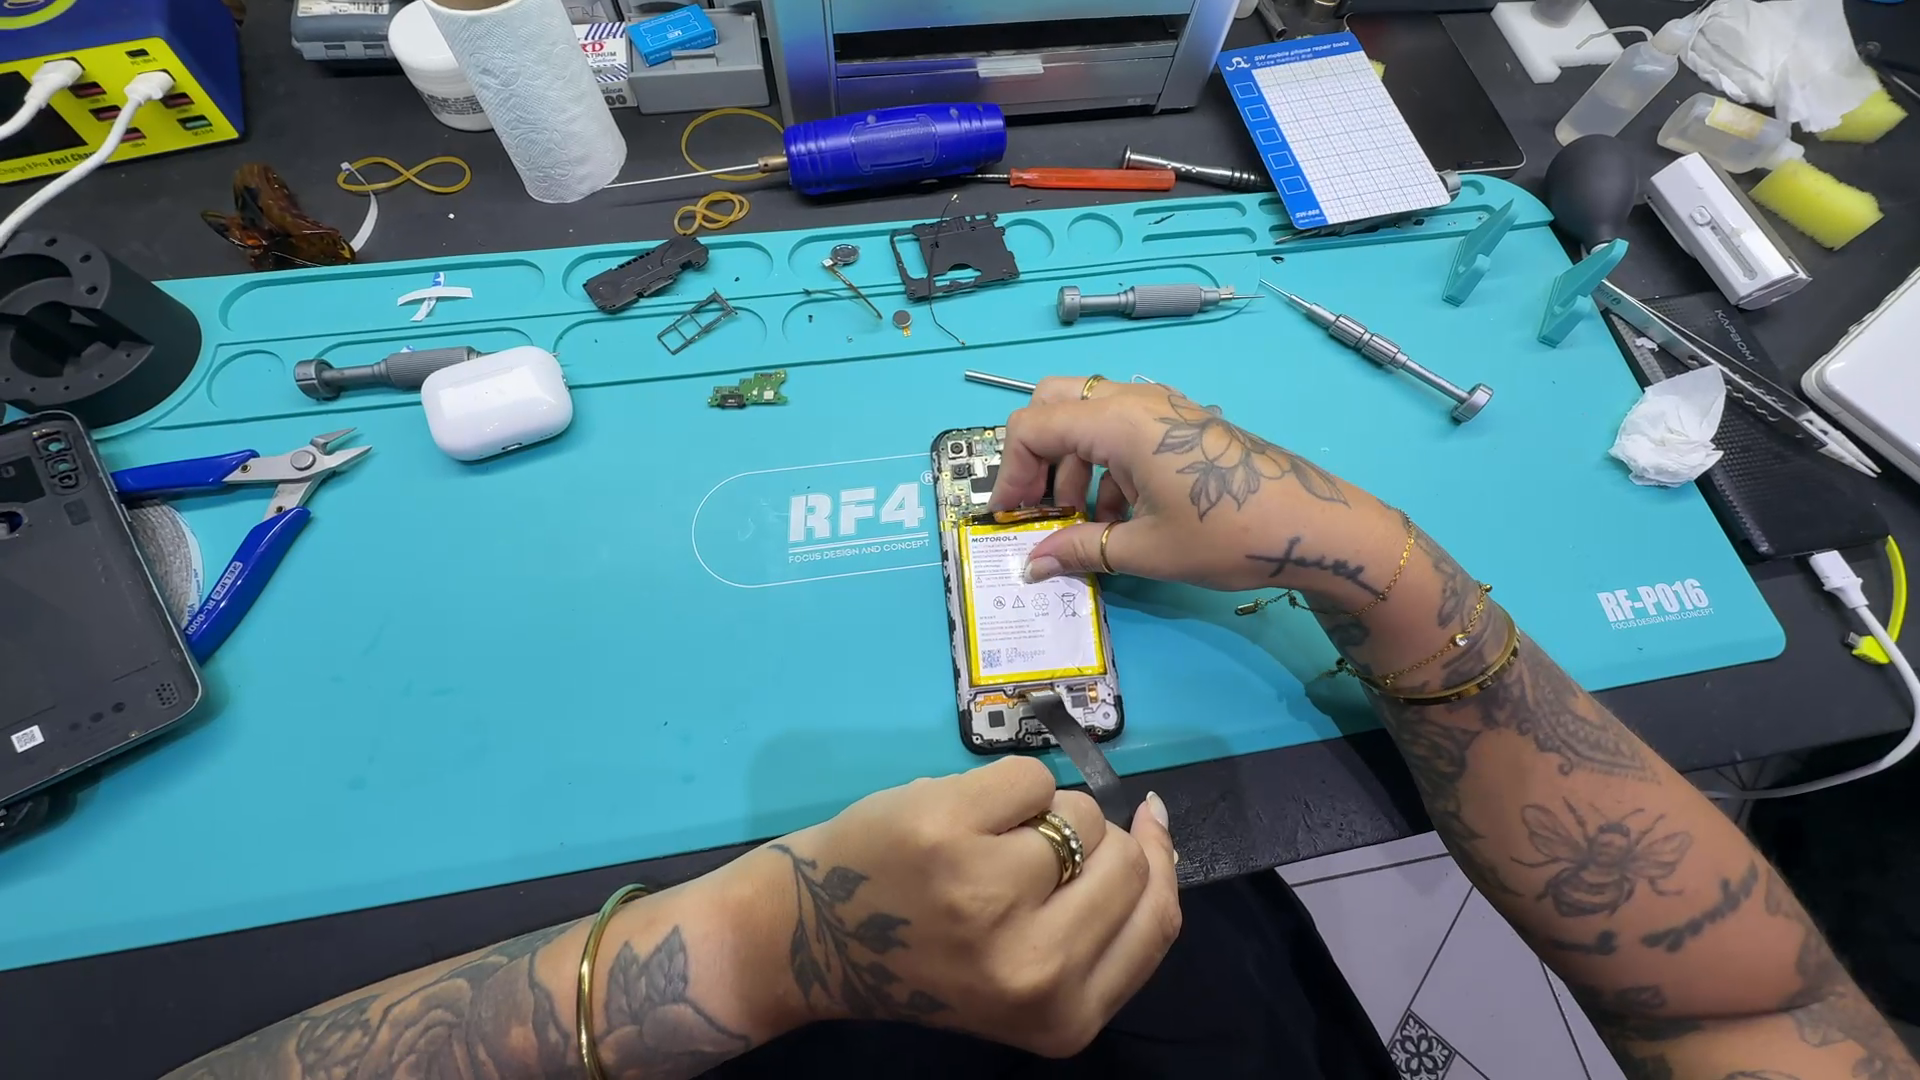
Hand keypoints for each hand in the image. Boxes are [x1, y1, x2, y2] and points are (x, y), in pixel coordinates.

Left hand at [741, 758, 1179, 1057]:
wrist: (818, 935)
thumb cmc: (929, 953)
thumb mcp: (1028, 976)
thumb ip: (1096, 925)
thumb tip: (1157, 831)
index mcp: (1064, 1014)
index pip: (1157, 920)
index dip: (1161, 863)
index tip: (1151, 826)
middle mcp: (1035, 963)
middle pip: (1124, 856)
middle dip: (1091, 838)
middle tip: (1034, 849)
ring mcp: (990, 891)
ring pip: (1078, 810)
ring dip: (1042, 813)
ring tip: (984, 844)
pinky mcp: (950, 829)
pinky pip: (1031, 775)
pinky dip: (1005, 785)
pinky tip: (961, 816)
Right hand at [988, 377, 1395, 596]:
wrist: (1315, 527)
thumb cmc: (1225, 535)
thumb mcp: (1143, 549)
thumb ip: (1078, 549)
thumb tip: (1031, 567)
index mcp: (1117, 422)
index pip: (1032, 426)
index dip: (1010, 472)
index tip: (1012, 517)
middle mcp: (1134, 401)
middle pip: (1054, 404)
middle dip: (1035, 456)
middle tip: (1039, 506)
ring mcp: (1161, 407)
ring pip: (1087, 417)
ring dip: (1071, 465)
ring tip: (1082, 521)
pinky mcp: (1180, 423)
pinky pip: (1121, 430)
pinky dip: (1104, 466)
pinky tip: (1121, 516)